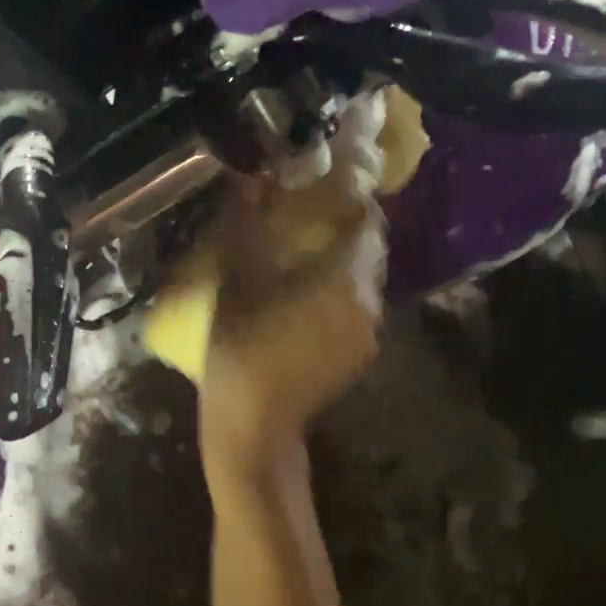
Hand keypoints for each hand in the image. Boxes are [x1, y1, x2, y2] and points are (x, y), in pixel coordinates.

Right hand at [200, 169, 385, 458]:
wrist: (253, 426)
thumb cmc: (242, 347)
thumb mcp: (236, 280)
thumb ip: (245, 225)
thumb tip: (248, 178)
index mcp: (346, 280)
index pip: (367, 222)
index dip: (350, 198)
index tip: (322, 184)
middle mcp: (369, 304)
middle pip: (368, 251)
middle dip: (342, 228)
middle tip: (306, 213)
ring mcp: (367, 336)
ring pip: (362, 282)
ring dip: (338, 262)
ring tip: (301, 252)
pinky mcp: (355, 358)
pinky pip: (354, 309)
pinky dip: (335, 292)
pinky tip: (301, 295)